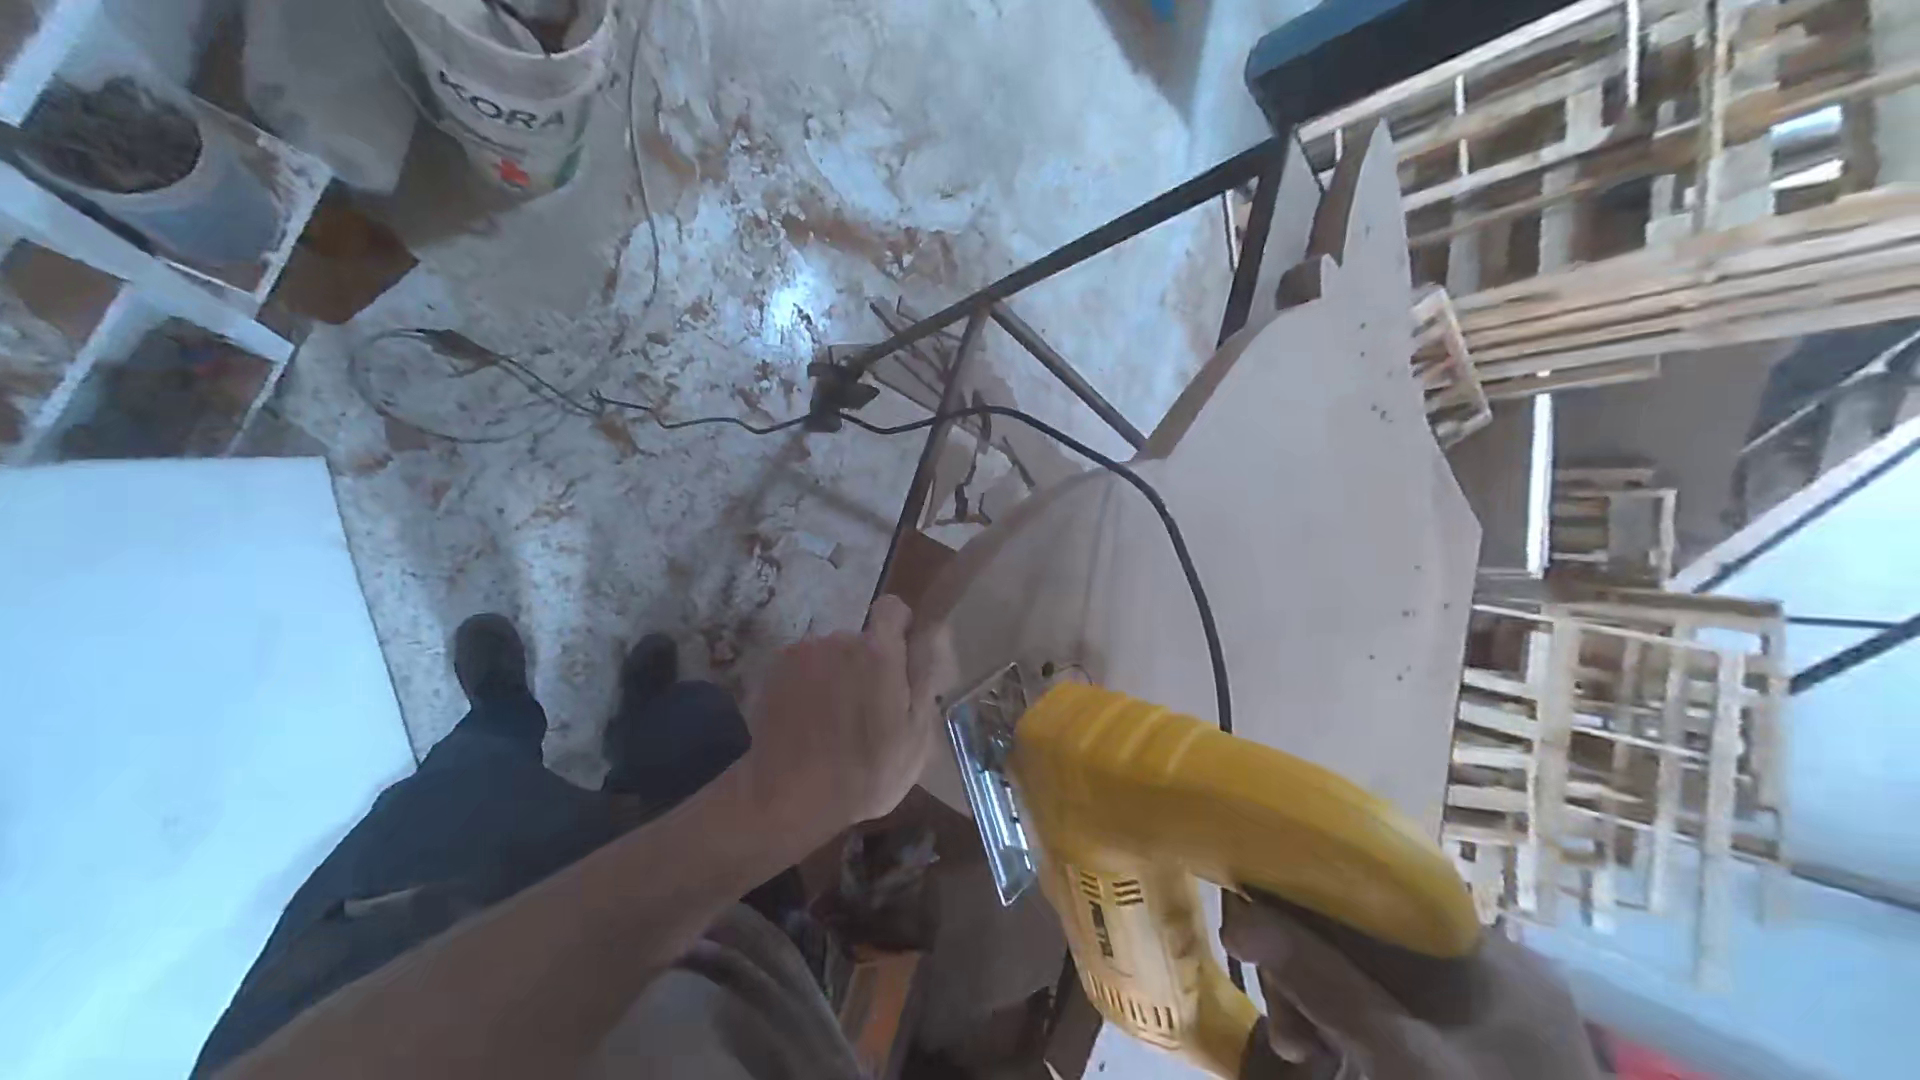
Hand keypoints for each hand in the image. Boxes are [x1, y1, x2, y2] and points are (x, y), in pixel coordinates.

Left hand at [740, 596, 953, 839]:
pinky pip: (805, 668)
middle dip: (868, 665)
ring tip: (834, 723)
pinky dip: (810, 686)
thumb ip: (924, 674)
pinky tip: (809, 722)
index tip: (900, 664)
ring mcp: (802, 654)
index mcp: (878, 652)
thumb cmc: (865, 772)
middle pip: (861, 640)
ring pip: (831, 656)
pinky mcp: (774, 671)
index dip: (899, 630)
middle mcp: (838, 640)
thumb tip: (933, 631)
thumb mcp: (916, 733)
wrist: (788, 798)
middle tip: (869, 712)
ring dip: (837, 676)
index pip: (892, 608)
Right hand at [1221, 895, 1601, 1079]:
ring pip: (1367, 972)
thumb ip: (1321, 983)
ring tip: (1296, 1048)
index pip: (1372, 891)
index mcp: (1488, 954)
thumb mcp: (1402, 1064)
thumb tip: (1236, 917)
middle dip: (1306, 971)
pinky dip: (1345, 1024)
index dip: (1304, 904)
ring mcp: (1483, 1011)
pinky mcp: (1472, 1046)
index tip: (1250, 937)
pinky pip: (1386, 1008)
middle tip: (1285, 1031)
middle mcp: (1488, 966)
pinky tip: (1321, 1053)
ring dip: (1317, 1001)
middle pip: (1364, 935)